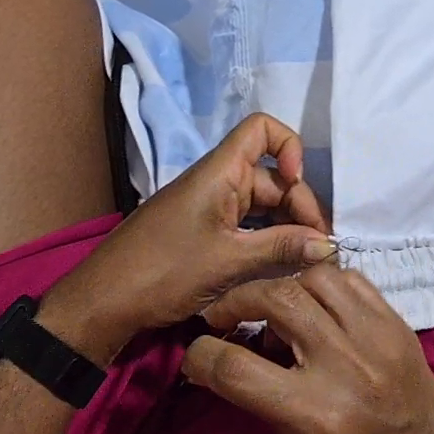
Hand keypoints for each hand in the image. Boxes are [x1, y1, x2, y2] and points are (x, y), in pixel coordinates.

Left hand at [39, 113, 333, 363]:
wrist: (104, 303)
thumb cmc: (164, 271)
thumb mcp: (228, 262)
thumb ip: (280, 249)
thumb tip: (329, 244)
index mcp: (219, 173)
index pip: (261, 130)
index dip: (288, 146)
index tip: (297, 184)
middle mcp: (217, 182)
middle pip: (271, 176)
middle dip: (298, 206)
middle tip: (318, 248)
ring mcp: (210, 209)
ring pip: (261, 206)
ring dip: (285, 229)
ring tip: (306, 263)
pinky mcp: (203, 234)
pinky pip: (246, 227)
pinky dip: (266, 242)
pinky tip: (281, 269)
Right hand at [179, 263, 433, 433]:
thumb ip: (259, 398)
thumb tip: (222, 358)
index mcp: (315, 415)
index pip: (237, 368)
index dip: (201, 355)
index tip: (196, 352)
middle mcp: (347, 367)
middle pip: (276, 300)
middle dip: (238, 301)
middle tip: (226, 315)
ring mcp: (378, 338)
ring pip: (315, 277)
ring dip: (283, 287)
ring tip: (275, 308)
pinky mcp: (398, 324)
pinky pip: (352, 279)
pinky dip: (324, 285)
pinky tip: (316, 305)